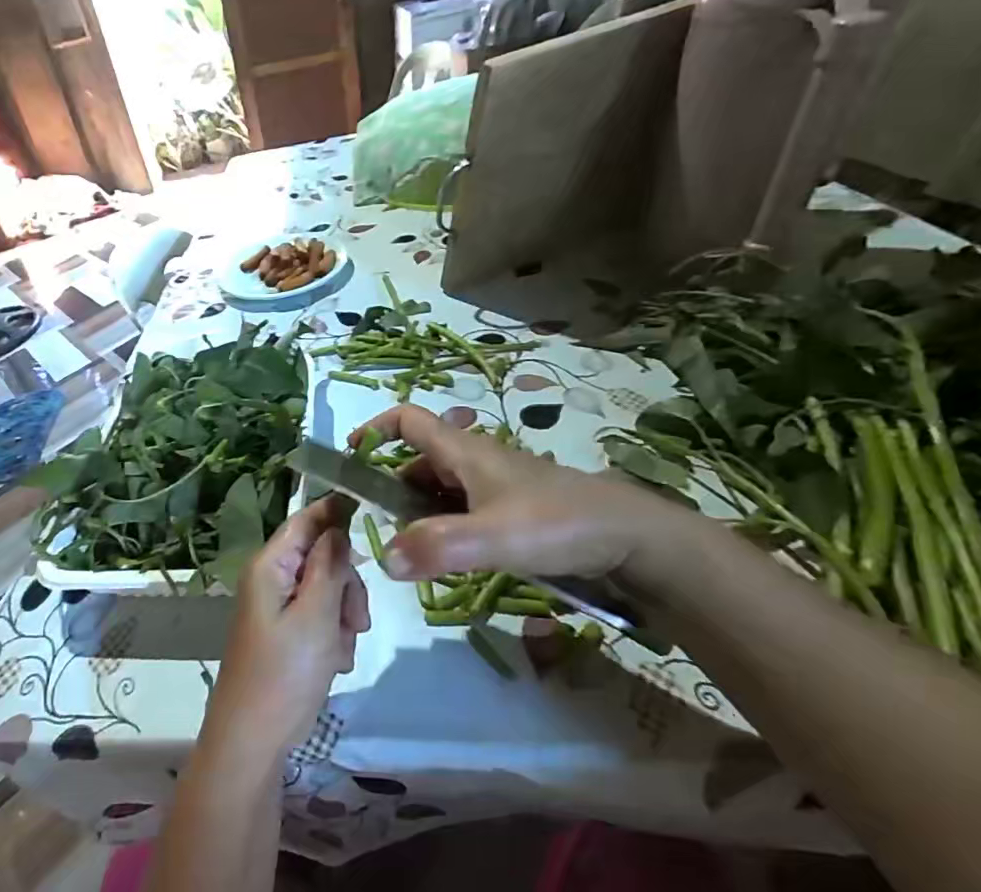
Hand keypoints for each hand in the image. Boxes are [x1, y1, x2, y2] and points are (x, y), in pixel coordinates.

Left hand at [206, 494, 370, 759]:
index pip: (306, 519)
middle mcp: (272, 579)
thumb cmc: (284, 674)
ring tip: (343, 649)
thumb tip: (339, 524)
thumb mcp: (316, 615)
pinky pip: (321, 617)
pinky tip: (335, 661)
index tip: (375, 511)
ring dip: (344, 614)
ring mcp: (279, 607)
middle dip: (347, 584)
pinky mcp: (287, 633)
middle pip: (323, 557)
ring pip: (328, 589)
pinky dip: (334, 634)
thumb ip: (330, 565)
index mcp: (270, 566)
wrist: (253, 742)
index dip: (338, 510)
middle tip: (358, 621)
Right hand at [350, 405, 713, 589]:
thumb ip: (438, 547)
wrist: (629, 537)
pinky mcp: (515, 508)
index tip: (350, 459)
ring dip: (421, 513)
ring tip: (415, 552)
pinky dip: (449, 527)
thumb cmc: (559, 524)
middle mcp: (477, 461)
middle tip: (382, 529)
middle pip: (419, 460)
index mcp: (465, 452)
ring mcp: (498, 484)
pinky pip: (466, 509)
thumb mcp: (494, 538)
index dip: (374, 430)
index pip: (408, 419)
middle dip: (393, 488)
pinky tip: (454, 560)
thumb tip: (385, 558)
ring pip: (443, 488)